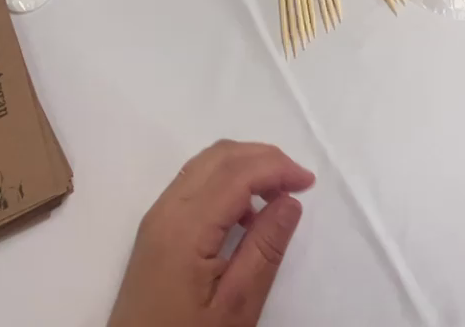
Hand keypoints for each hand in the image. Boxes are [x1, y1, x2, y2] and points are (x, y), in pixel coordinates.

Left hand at [106, 141, 315, 326]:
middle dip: (262, 157)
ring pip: (205, 164)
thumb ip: (264, 250)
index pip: (236, 171)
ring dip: (244, 166)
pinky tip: (246, 214)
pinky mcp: (156, 228)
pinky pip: (194, 183)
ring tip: (277, 194)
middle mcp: (166, 208)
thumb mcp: (235, 307)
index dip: (276, 166)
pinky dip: (225, 181)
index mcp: (185, 226)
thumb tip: (289, 200)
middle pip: (219, 156)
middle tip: (296, 181)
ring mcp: (158, 216)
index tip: (308, 181)